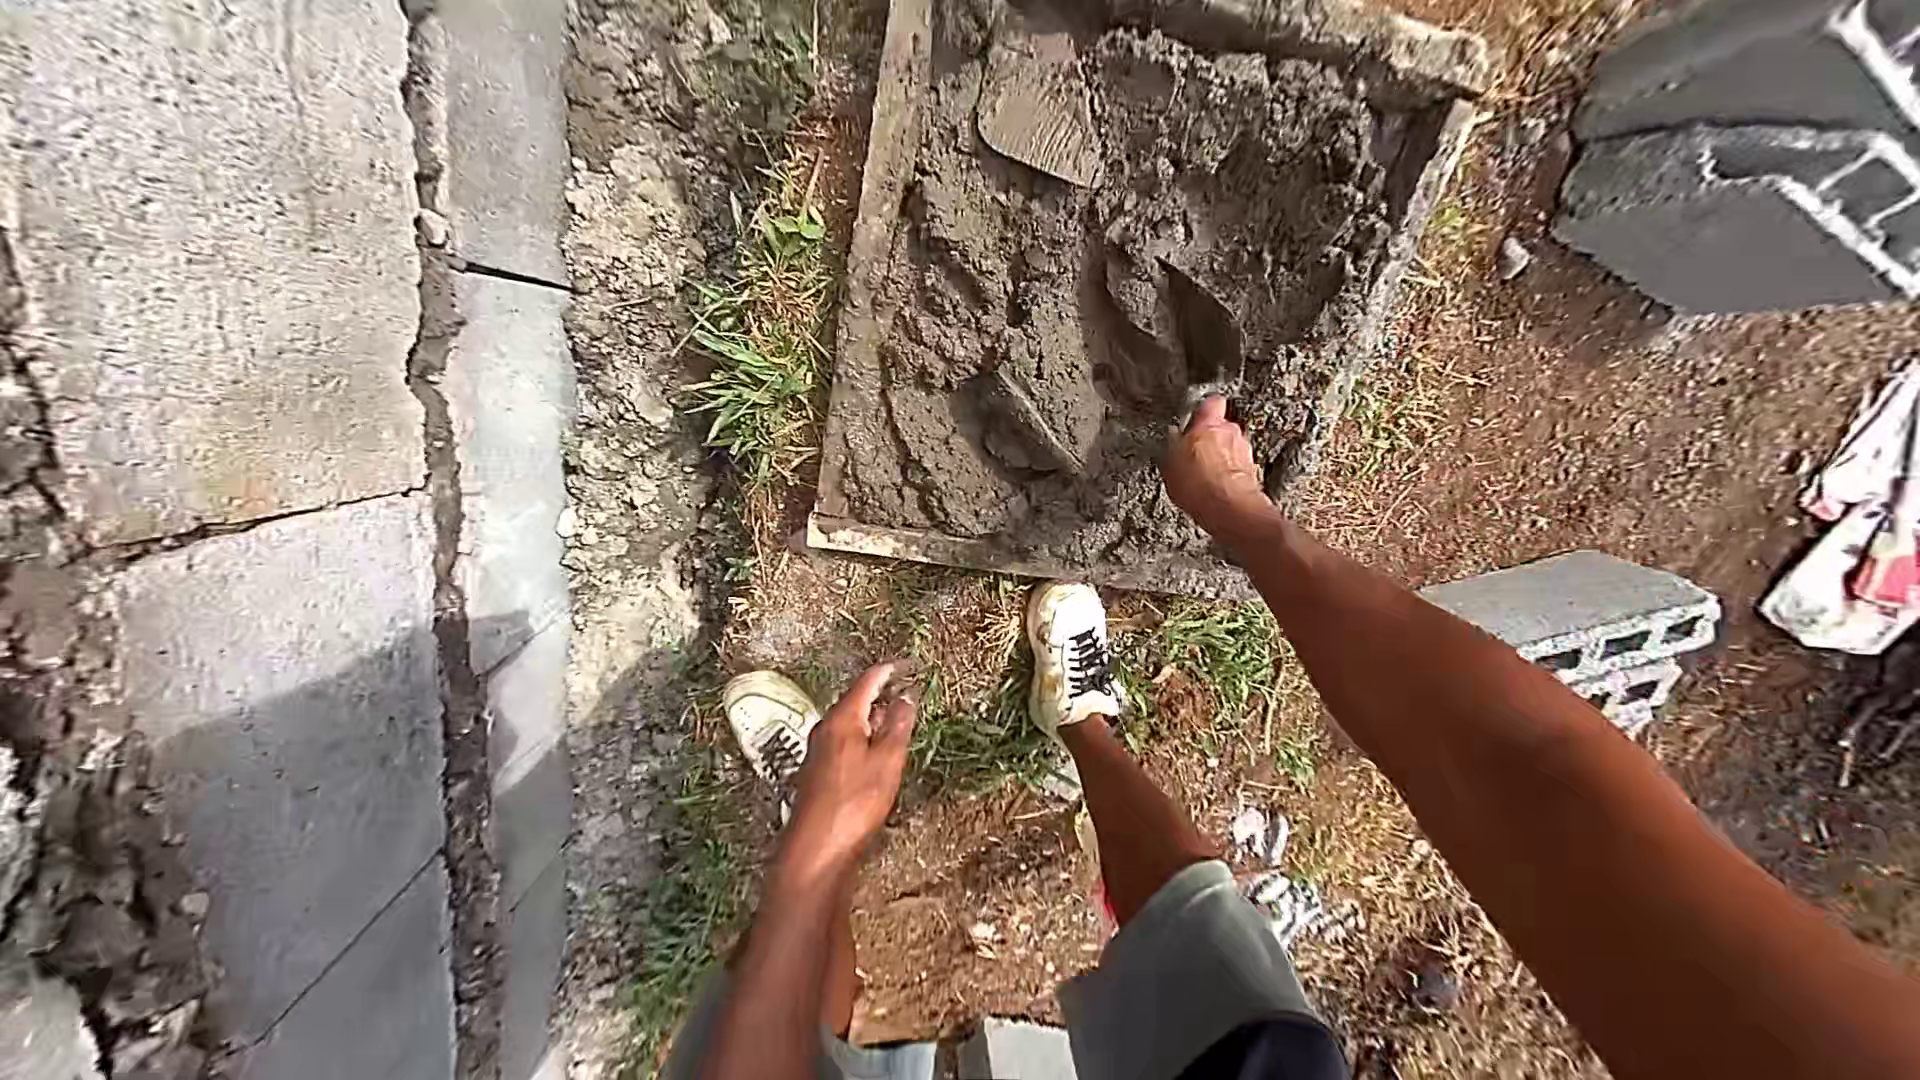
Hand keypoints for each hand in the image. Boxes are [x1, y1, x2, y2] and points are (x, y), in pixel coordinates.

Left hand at [783, 663, 915, 874]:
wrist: (815, 851)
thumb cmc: (854, 802)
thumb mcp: (887, 761)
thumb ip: (898, 725)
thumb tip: (905, 696)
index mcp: (842, 720)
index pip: (866, 683)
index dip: (886, 672)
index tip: (904, 664)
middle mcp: (825, 730)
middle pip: (854, 702)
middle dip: (879, 694)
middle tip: (903, 689)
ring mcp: (817, 753)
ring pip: (848, 724)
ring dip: (871, 718)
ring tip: (894, 719)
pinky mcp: (817, 774)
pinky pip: (843, 743)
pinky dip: (862, 738)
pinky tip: (873, 754)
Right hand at [1163, 396, 1273, 537]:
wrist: (1226, 507)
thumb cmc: (1199, 484)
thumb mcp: (1169, 463)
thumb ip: (1173, 446)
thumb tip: (1171, 441)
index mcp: (1209, 424)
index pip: (1210, 403)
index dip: (1202, 411)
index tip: (1194, 419)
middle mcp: (1231, 433)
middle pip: (1221, 428)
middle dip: (1209, 439)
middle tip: (1193, 453)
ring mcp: (1244, 452)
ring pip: (1230, 448)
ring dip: (1221, 458)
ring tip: (1203, 475)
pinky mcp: (1252, 472)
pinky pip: (1237, 467)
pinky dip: (1228, 474)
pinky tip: (1213, 487)